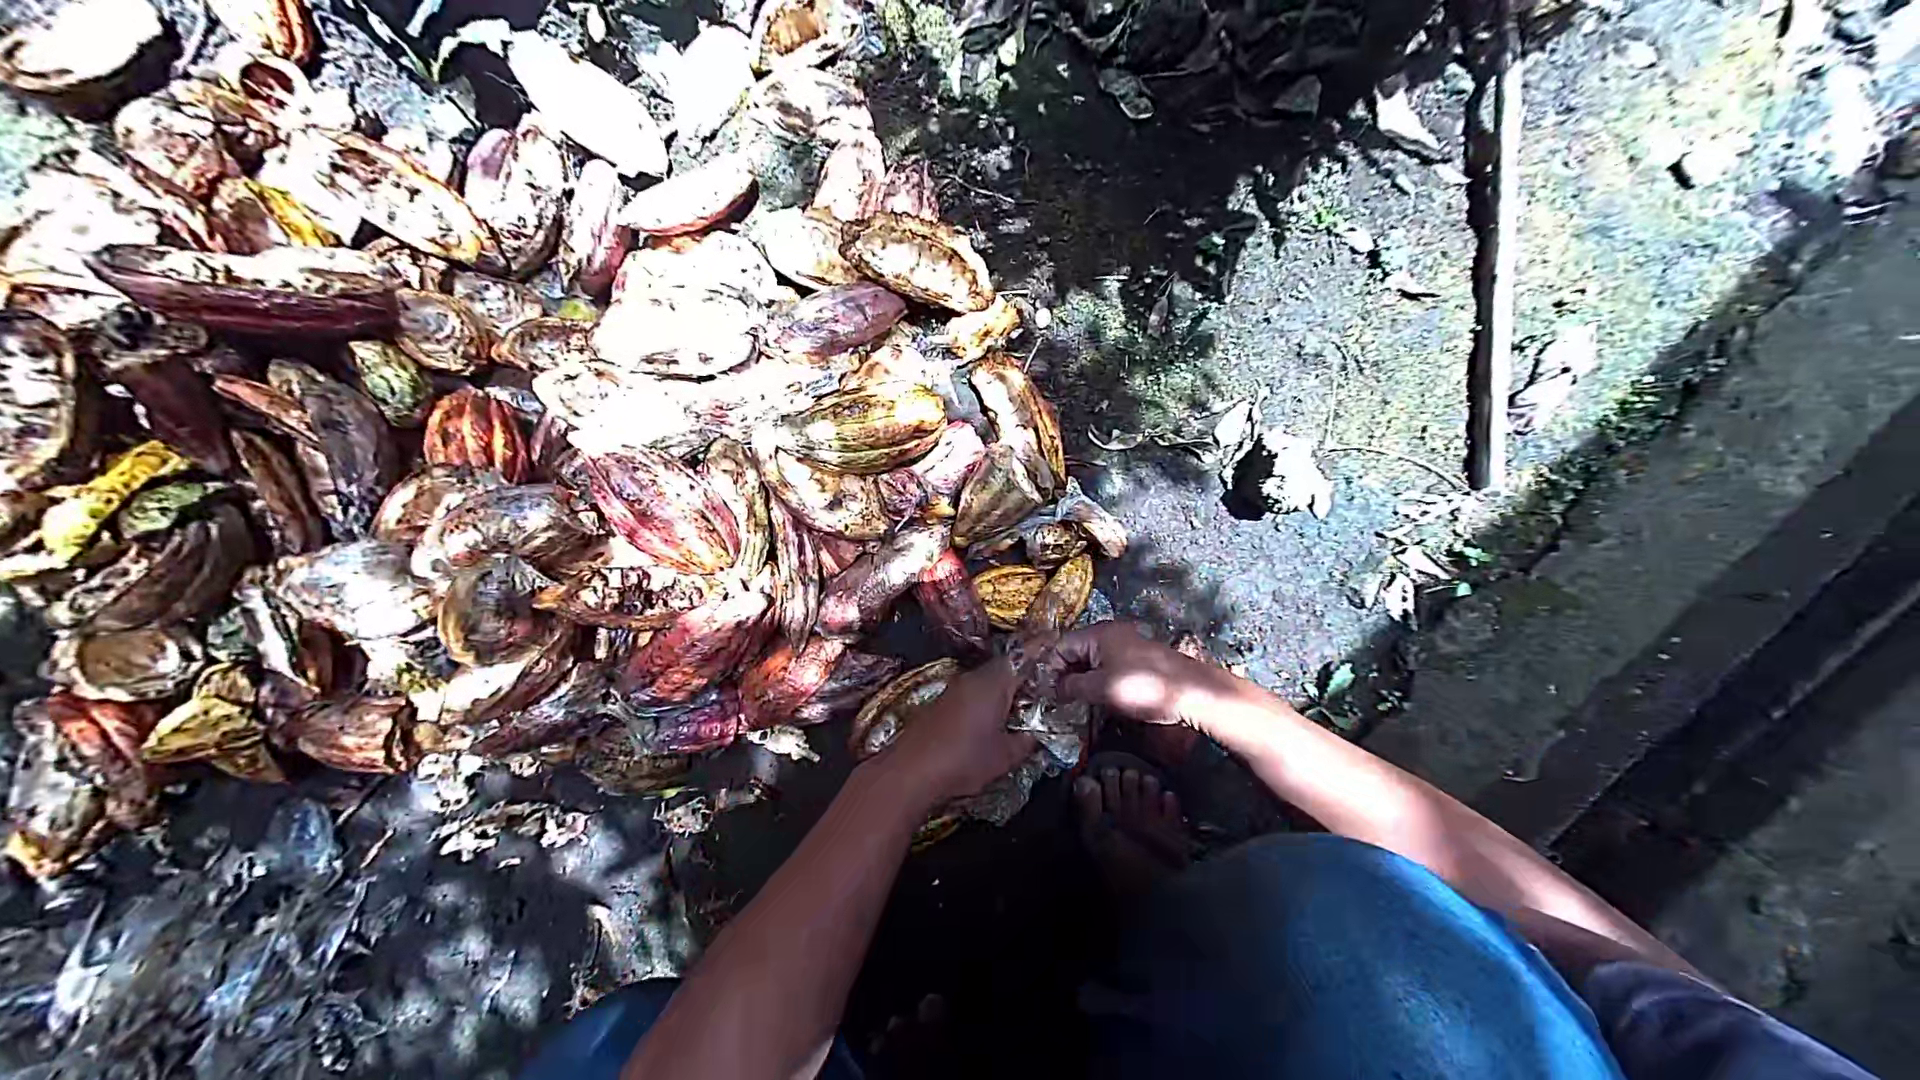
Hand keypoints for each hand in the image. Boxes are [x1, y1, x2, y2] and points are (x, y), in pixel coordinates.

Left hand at [873, 657, 1036, 803]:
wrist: (910, 771)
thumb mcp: (1005, 757)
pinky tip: (994, 717)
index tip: (1055, 638)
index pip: (1022, 657)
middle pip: (1005, 667)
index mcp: (994, 683)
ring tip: (1025, 703)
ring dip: (1005, 687)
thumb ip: (1026, 742)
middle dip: (1025, 672)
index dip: (1039, 648)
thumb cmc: (963, 760)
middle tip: (1047, 683)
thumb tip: (1036, 735)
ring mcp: (955, 689)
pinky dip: (988, 698)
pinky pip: (973, 692)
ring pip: (988, 680)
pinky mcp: (942, 703)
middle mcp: (973, 678)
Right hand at [1053, 621, 1251, 731]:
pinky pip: (1109, 667)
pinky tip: (1102, 699)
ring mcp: (1127, 646)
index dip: (1052, 669)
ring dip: (1084, 680)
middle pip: (1077, 651)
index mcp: (1099, 634)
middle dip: (1067, 674)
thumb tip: (1057, 688)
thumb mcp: (1100, 689)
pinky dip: (1100, 681)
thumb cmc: (1143, 688)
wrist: (1193, 694)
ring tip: (1079, 703)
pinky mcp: (1139, 660)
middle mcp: (1112, 634)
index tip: (1049, 693)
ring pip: (1094, 661)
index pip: (1061, 646)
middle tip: (1061, 700)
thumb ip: (1073, 686)